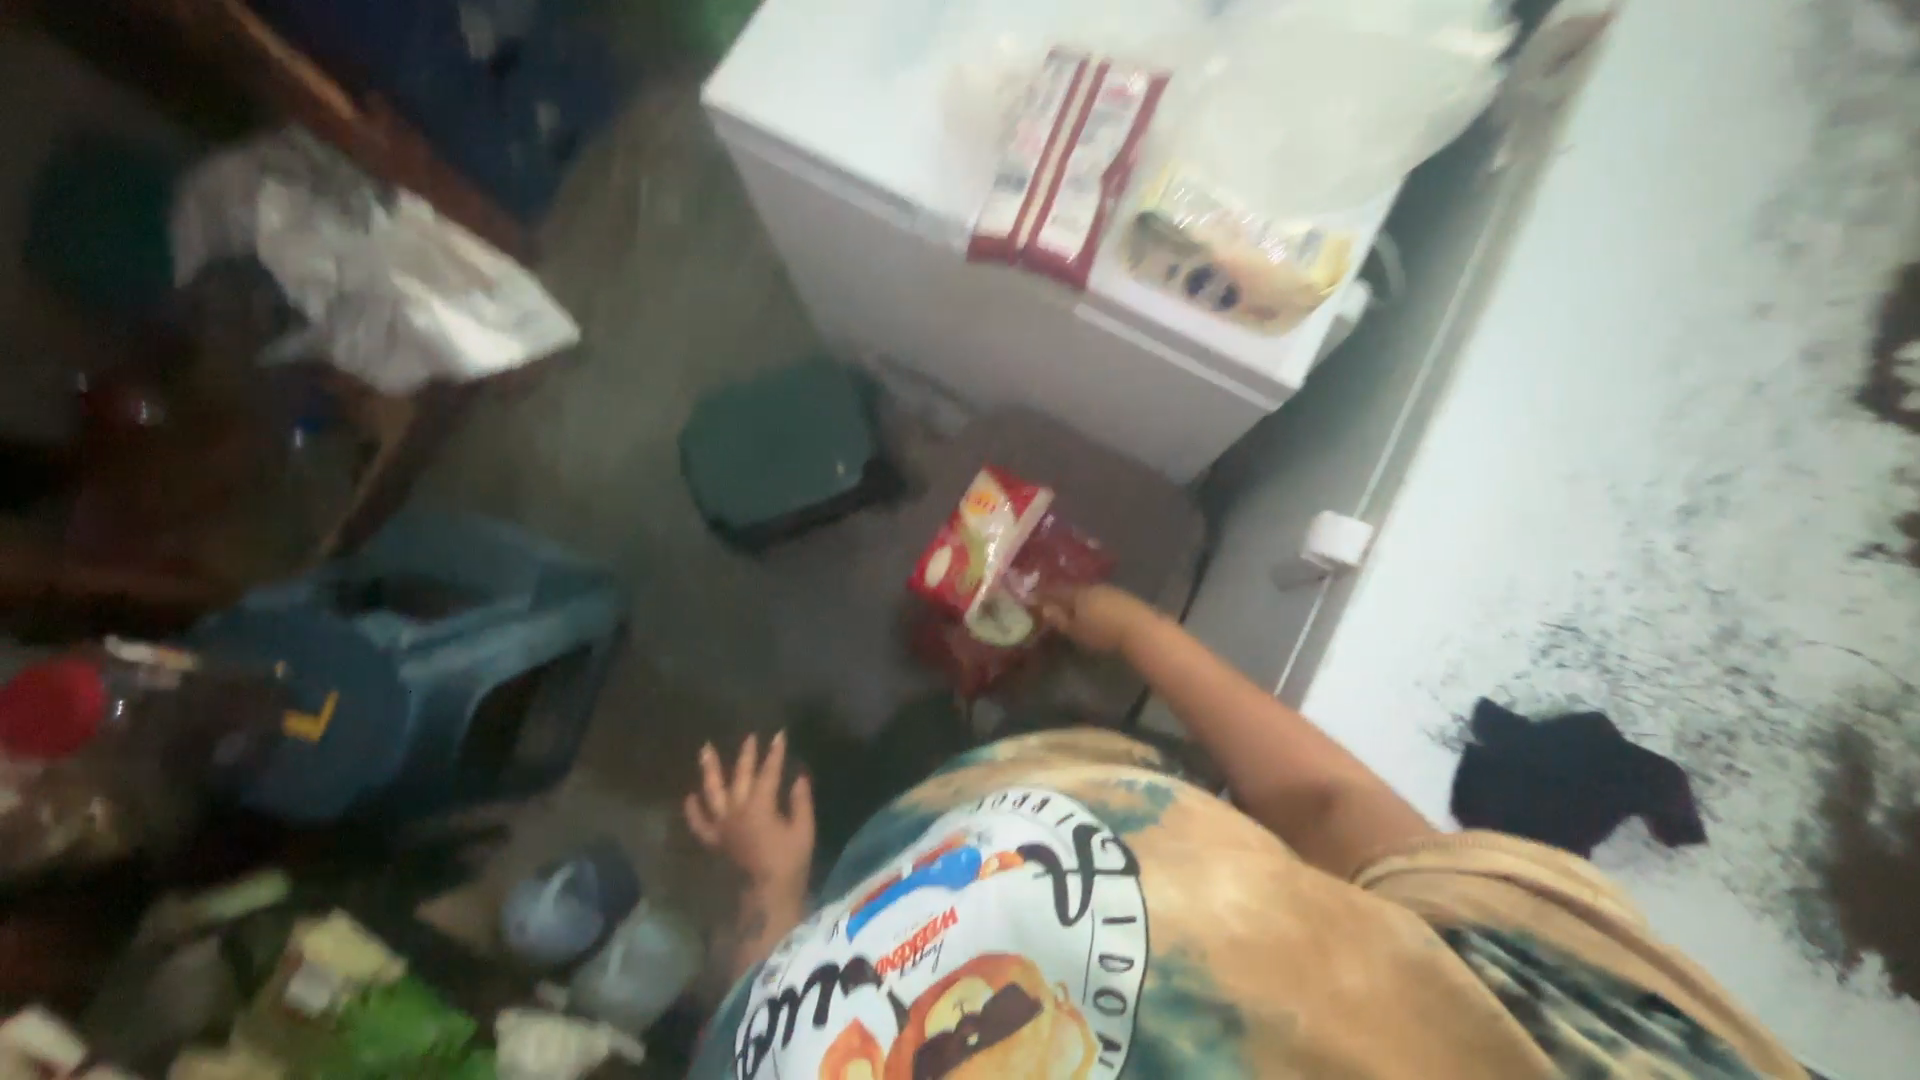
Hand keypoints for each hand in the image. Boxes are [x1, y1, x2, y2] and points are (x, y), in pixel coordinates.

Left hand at [685, 732, 814, 898]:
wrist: (767, 898)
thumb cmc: (790, 863)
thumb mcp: (804, 830)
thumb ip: (800, 801)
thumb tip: (798, 776)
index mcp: (760, 806)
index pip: (769, 772)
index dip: (775, 753)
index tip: (780, 735)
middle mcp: (736, 810)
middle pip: (740, 776)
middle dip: (747, 755)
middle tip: (750, 736)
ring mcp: (721, 826)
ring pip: (712, 792)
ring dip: (709, 769)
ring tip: (705, 749)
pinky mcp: (714, 841)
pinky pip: (699, 823)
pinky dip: (694, 809)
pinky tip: (691, 796)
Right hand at [1039, 584, 1159, 652]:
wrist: (1140, 628)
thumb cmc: (1102, 632)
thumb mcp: (1076, 631)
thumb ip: (1060, 619)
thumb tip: (1045, 609)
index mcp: (1076, 593)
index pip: (1055, 590)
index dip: (1043, 594)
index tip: (1033, 597)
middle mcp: (1092, 587)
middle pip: (1072, 589)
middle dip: (1062, 595)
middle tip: (1053, 602)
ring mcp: (1109, 590)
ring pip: (1088, 592)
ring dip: (1080, 599)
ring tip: (1074, 609)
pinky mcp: (1124, 597)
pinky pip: (1101, 597)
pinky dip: (1094, 603)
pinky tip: (1096, 611)